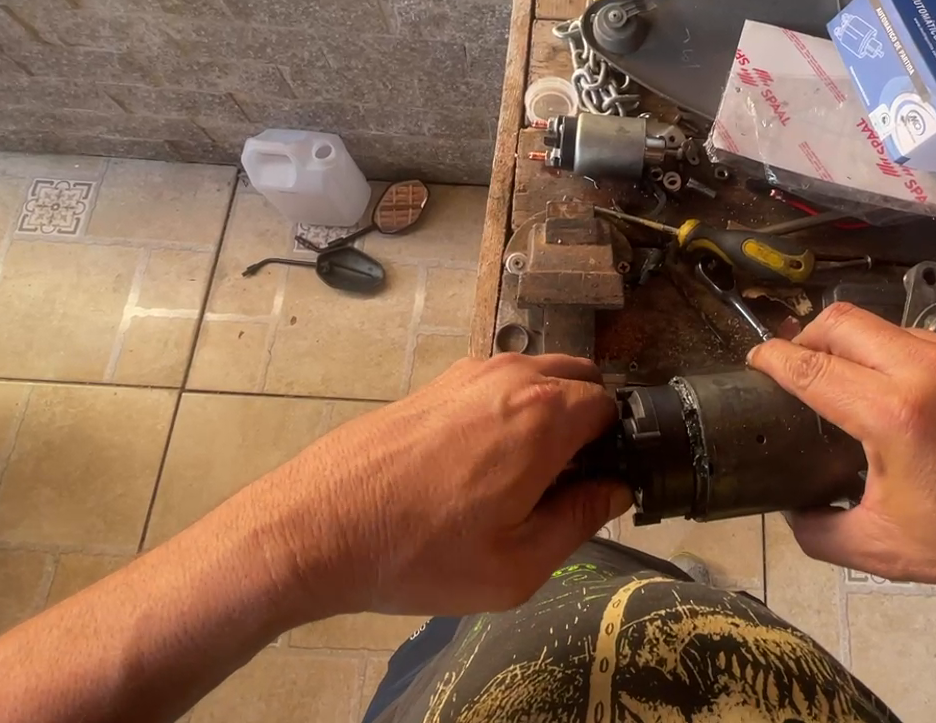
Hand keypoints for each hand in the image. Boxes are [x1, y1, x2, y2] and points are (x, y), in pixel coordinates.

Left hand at [246, 352, 627, 619]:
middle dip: (587, 421)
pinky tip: (478, 456)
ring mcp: (474, 370)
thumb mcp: (518, 565)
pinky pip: (500, 381)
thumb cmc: (422, 552)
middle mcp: (515, 376)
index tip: (596, 481)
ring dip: (549, 409)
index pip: (611, 406)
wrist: (319, 524)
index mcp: (545, 415)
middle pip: (581, 379)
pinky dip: (512, 405)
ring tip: (521, 470)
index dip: (614, 445)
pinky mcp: (441, 378)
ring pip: (540, 374)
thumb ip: (581, 520)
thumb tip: (616, 491)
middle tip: (564, 478)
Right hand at [748, 303, 935, 619]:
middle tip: (792, 368)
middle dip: (804, 336)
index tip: (753, 360)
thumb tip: (789, 510)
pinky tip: (893, 391)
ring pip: (878, 324)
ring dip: (848, 344)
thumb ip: (818, 529)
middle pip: (839, 320)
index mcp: (896, 415)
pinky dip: (887, 353)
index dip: (771, 359)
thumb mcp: (886, 550)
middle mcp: (926, 368)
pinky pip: (914, 337)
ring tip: (842, 381)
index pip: (811, 367)